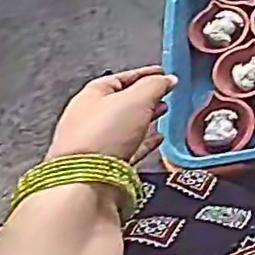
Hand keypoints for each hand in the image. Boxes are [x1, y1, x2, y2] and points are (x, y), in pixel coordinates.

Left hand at [46, 67, 175, 162]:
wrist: (86, 181)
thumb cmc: (105, 134)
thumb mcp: (137, 99)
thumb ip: (155, 85)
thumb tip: (168, 79)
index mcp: (91, 96)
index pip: (121, 78)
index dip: (145, 74)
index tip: (163, 73)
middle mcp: (89, 117)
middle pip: (122, 101)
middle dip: (146, 96)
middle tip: (165, 93)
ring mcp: (96, 142)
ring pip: (126, 124)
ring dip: (146, 117)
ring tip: (163, 112)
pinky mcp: (104, 164)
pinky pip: (129, 147)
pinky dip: (145, 140)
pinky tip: (157, 138)